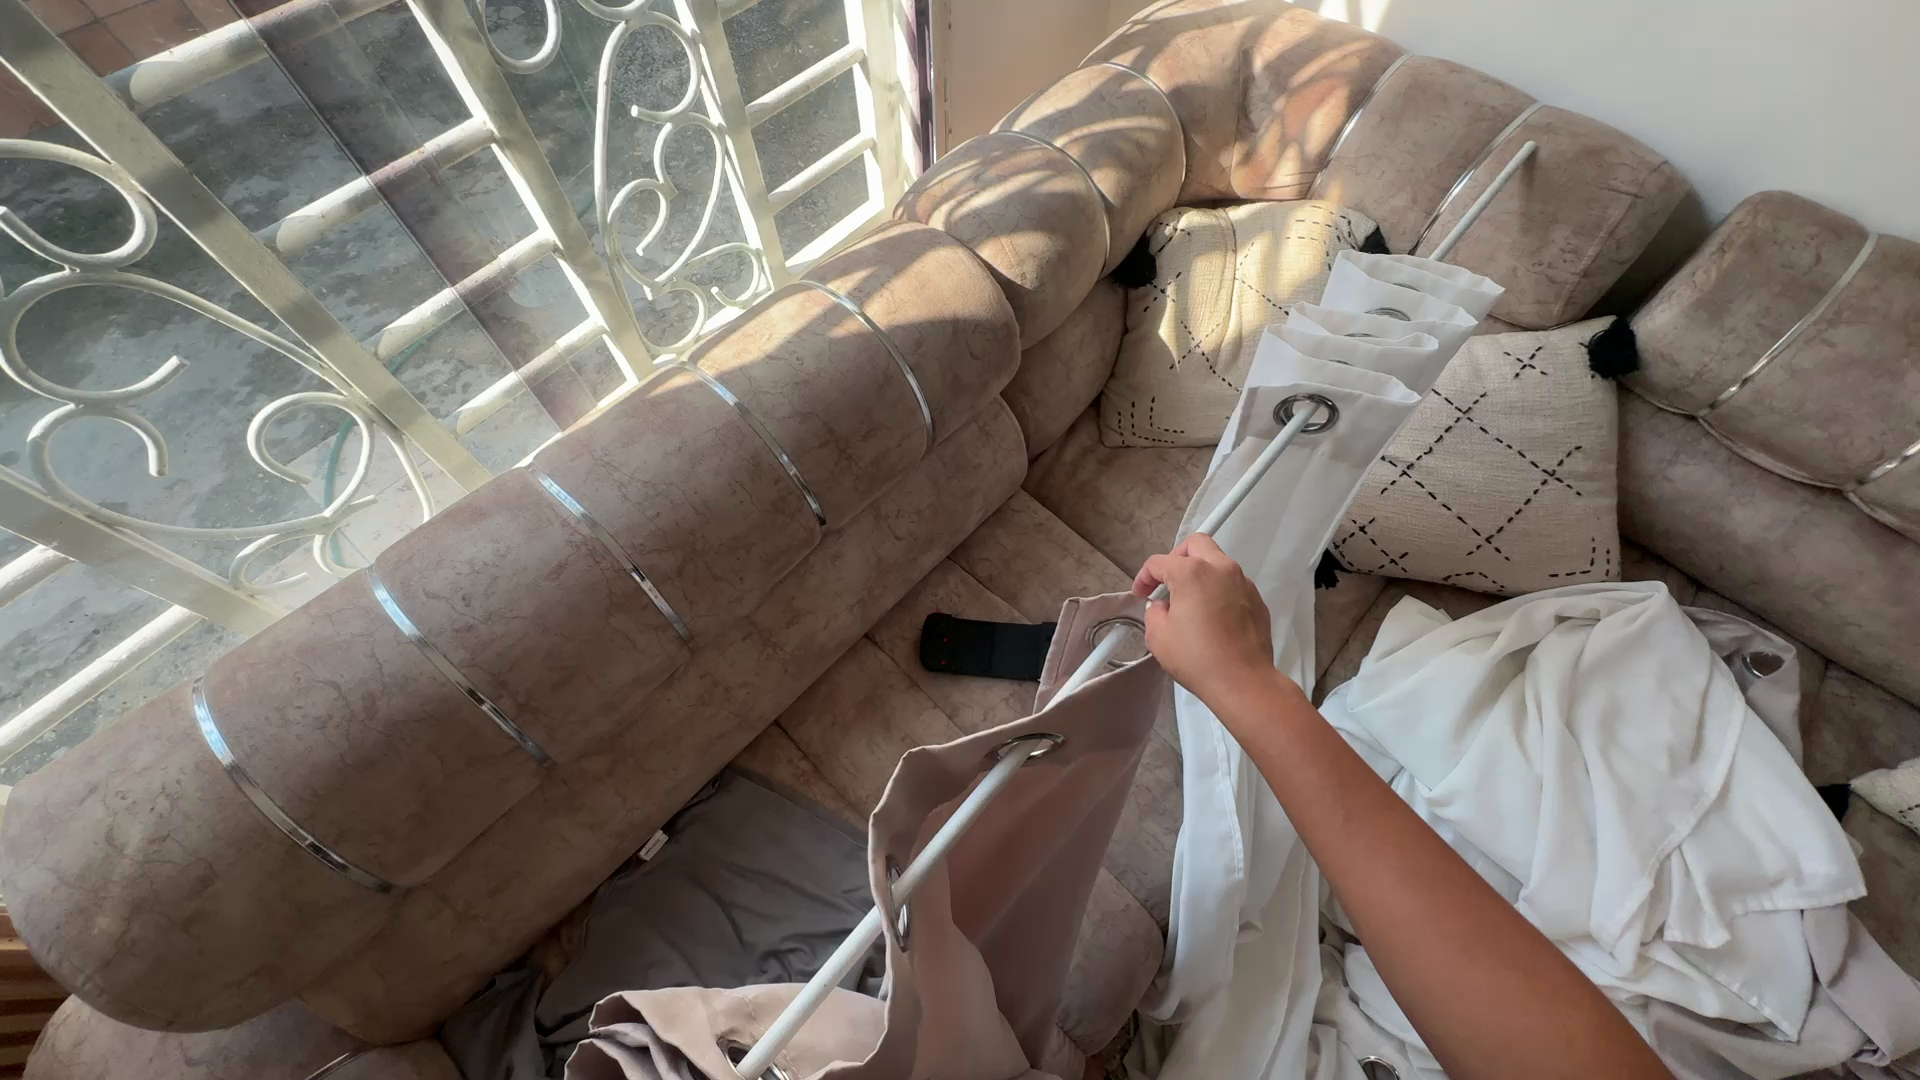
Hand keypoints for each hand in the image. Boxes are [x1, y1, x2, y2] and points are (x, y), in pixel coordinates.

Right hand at [1132, 534, 1290, 708]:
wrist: (1242, 681)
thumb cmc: (1198, 659)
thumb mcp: (1158, 636)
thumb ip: (1154, 612)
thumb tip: (1162, 607)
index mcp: (1192, 573)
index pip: (1159, 562)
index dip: (1144, 577)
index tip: (1141, 594)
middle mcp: (1221, 569)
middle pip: (1196, 544)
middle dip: (1176, 557)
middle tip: (1167, 581)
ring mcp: (1243, 583)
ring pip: (1218, 561)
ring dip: (1200, 572)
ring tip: (1190, 599)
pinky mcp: (1257, 600)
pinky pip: (1233, 583)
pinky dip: (1219, 589)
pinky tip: (1211, 615)